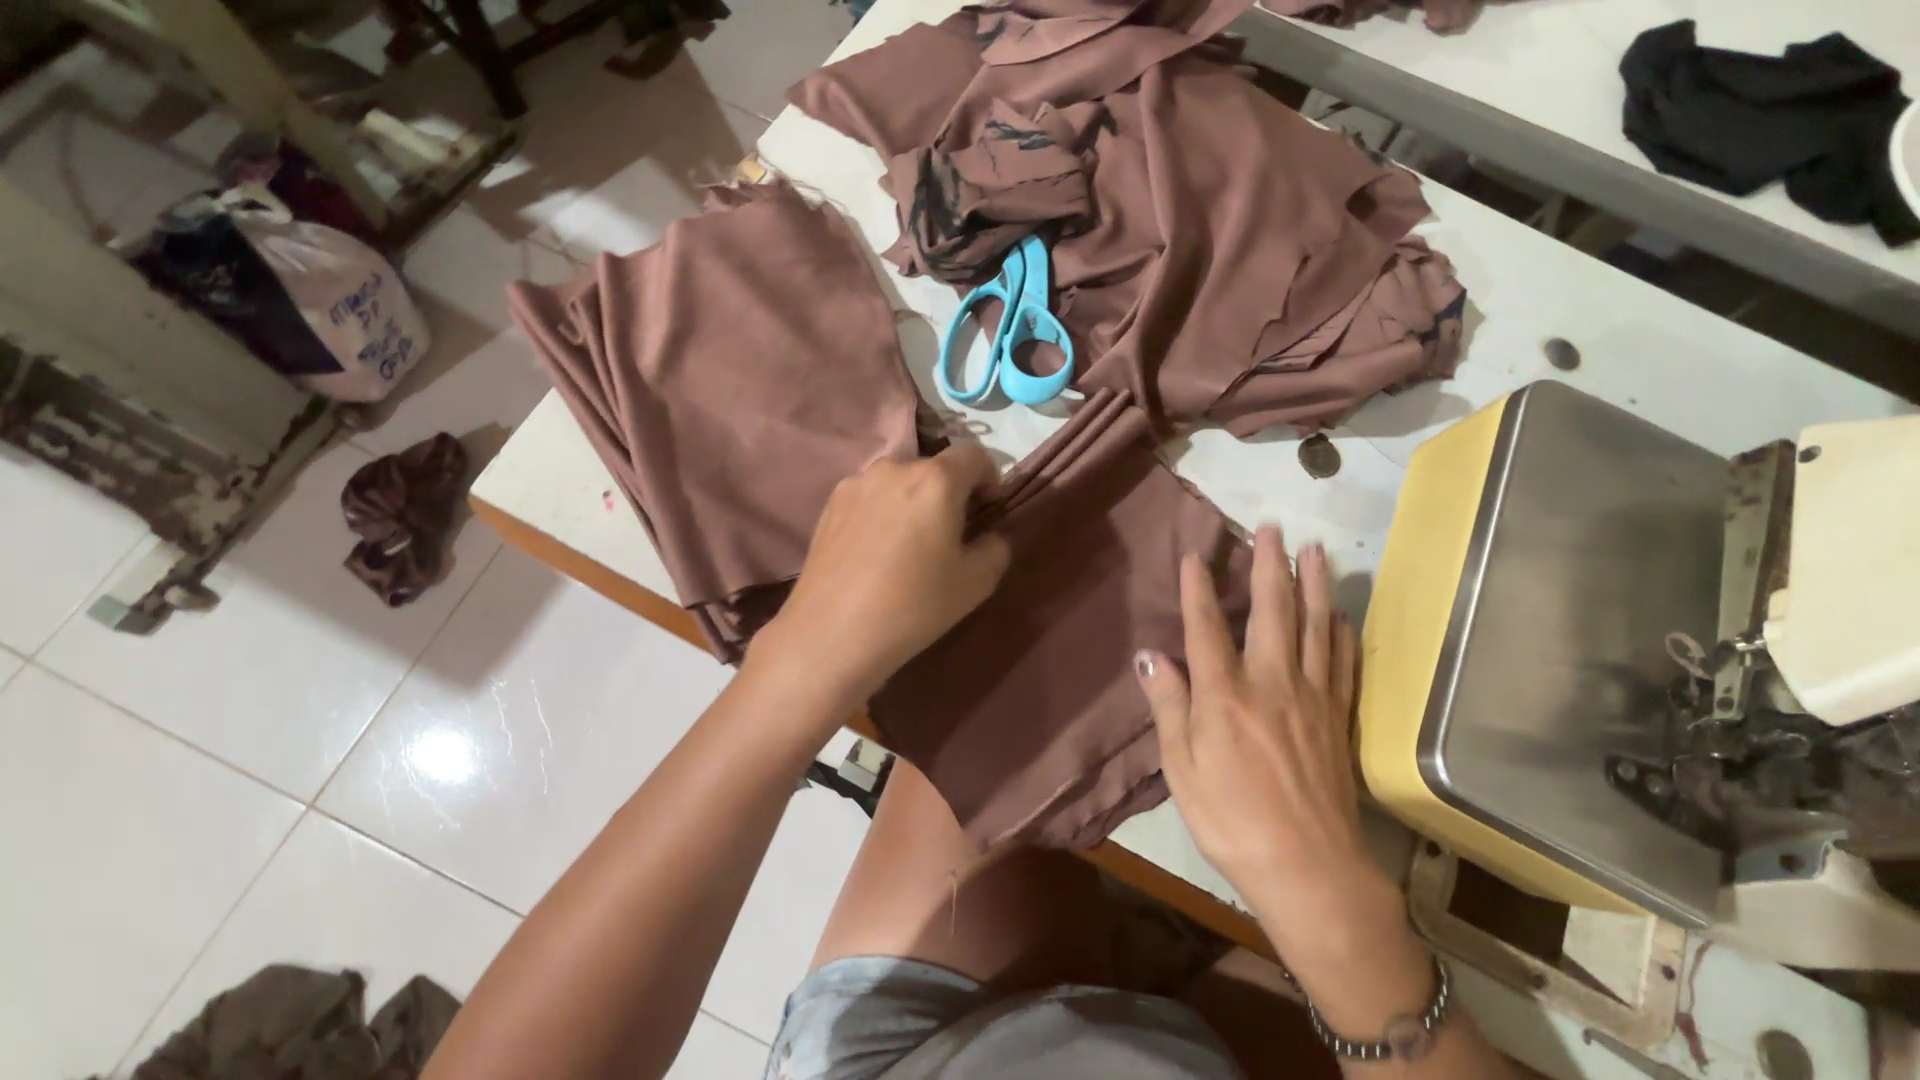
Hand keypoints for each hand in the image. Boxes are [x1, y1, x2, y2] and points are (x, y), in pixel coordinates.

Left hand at [756, 443, 1011, 703]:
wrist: (832, 633)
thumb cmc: (914, 606)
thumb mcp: (976, 583)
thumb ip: (995, 548)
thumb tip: (987, 536)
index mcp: (936, 480)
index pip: (975, 455)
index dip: (990, 478)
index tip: (989, 509)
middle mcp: (894, 468)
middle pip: (934, 469)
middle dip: (949, 493)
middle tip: (951, 534)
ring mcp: (856, 484)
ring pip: (898, 483)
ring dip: (913, 502)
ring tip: (909, 545)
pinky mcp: (829, 505)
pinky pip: (870, 498)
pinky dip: (882, 513)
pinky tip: (877, 552)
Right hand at [1135, 526, 1392, 951]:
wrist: (1309, 867)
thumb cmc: (1231, 821)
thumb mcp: (1182, 770)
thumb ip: (1170, 708)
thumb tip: (1150, 656)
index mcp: (1225, 695)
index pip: (1207, 628)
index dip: (1199, 589)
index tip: (1195, 554)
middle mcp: (1272, 682)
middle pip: (1273, 610)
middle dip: (1269, 565)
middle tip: (1271, 525)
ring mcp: (1313, 696)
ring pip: (1315, 625)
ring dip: (1314, 583)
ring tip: (1314, 548)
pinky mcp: (1339, 716)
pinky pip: (1343, 661)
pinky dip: (1340, 631)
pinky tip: (1339, 614)